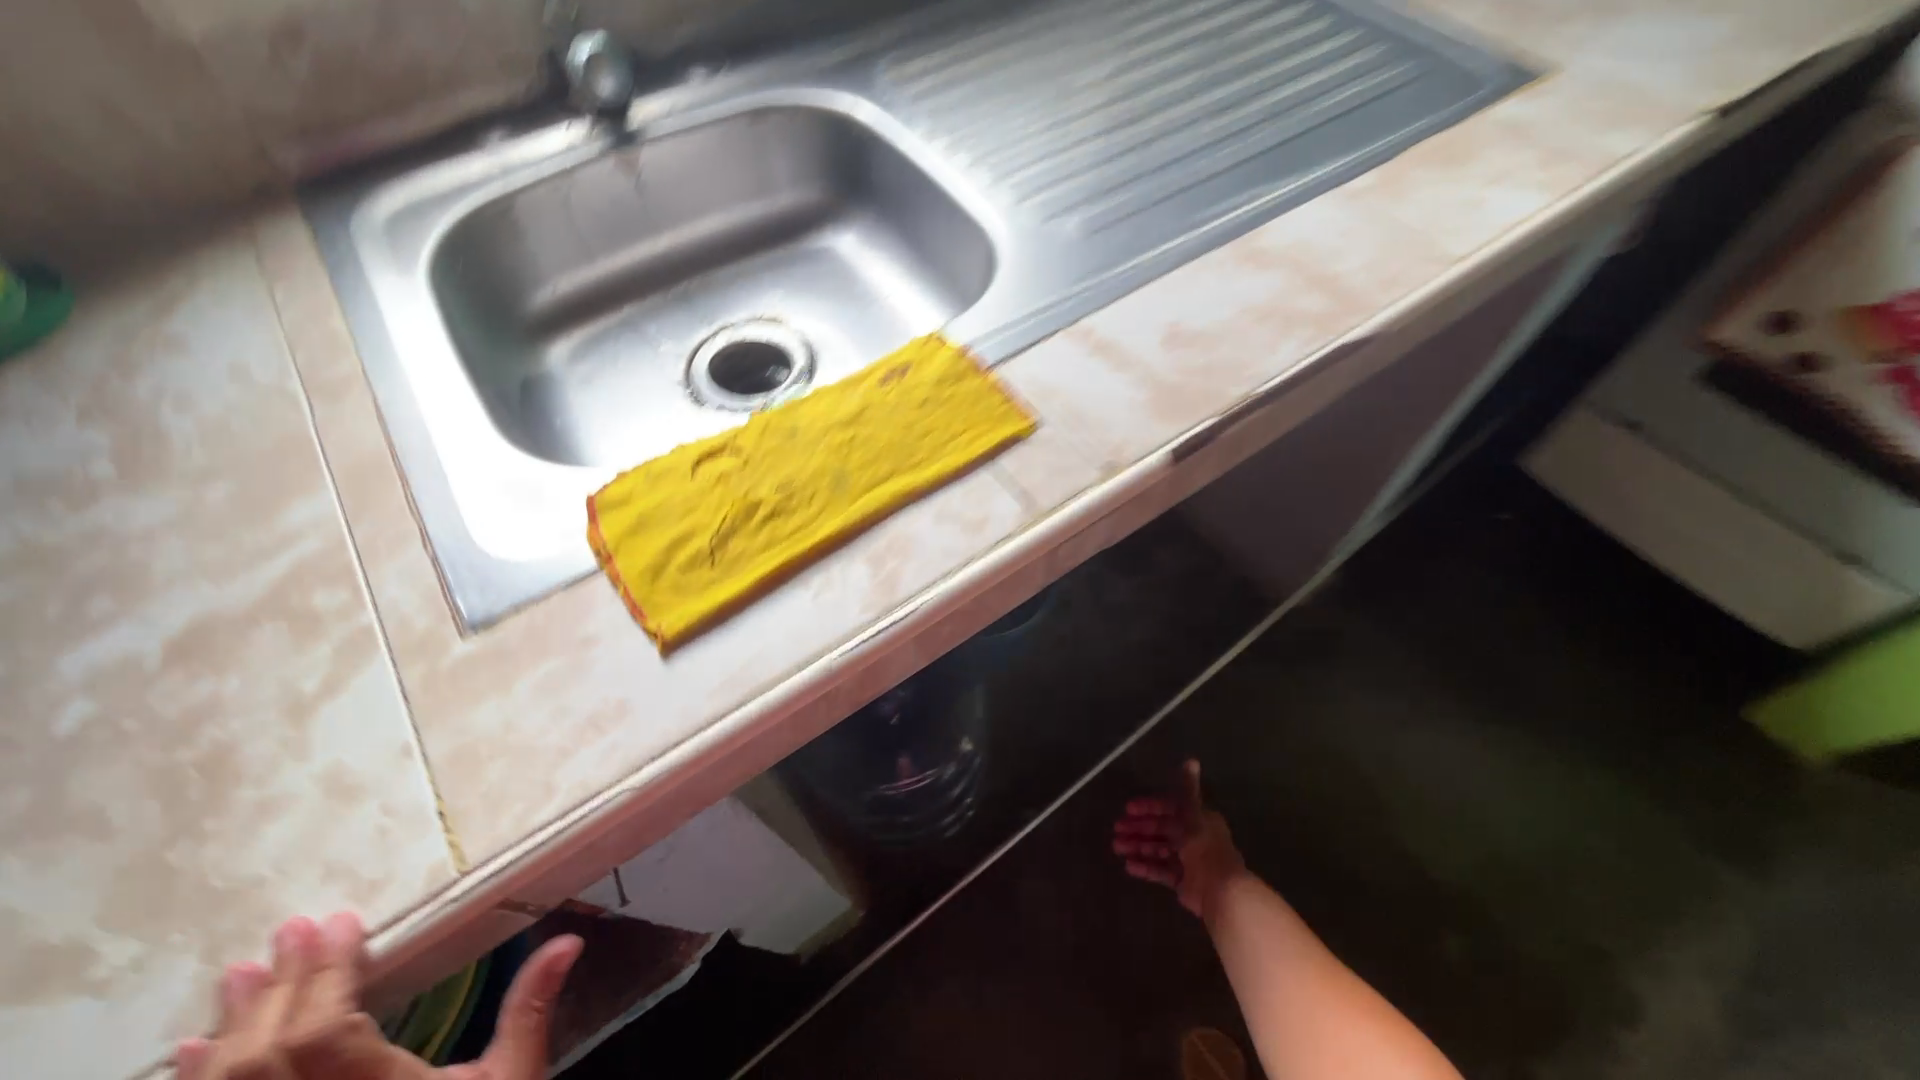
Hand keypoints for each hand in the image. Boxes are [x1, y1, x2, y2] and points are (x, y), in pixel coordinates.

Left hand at [174, 913, 581, 1079]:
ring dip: (234, 1027)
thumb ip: (530, 1011)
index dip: (325, 973)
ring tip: (241, 974)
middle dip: (281, 986)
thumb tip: (568, 940)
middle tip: (295, 929)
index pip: (325, 1032)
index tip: (340, 921)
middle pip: (267, 1054)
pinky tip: (195, 1050)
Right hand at [1113, 759, 1245, 919]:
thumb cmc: (1204, 846)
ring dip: (1138, 847)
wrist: (1219, 888)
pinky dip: (1145, 867)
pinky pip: (1160, 871)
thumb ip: (1188, 790)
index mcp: (1198, 820)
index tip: (1128, 810)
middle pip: (1161, 830)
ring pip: (1158, 850)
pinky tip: (1128, 866)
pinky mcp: (1182, 881)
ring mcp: (1187, 861)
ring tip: (1117, 847)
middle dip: (1139, 829)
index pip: (1170, 809)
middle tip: (1117, 830)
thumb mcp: (1193, 814)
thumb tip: (1191, 760)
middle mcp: (1193, 838)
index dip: (1149, 808)